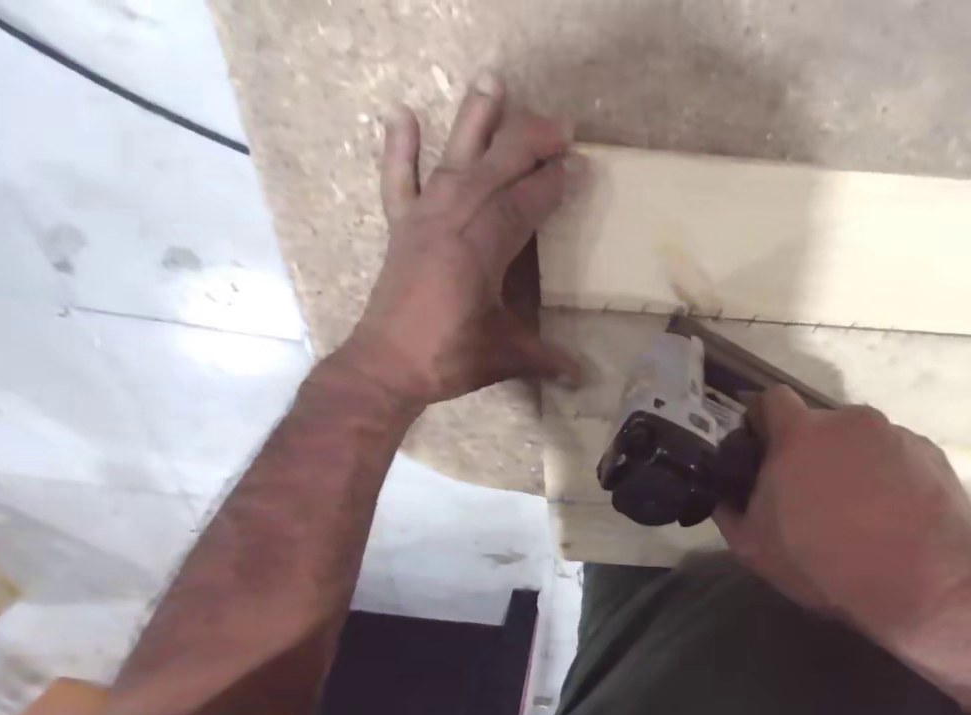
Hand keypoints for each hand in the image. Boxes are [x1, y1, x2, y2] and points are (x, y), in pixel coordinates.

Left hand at [337, 75, 581, 408]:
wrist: (387, 366)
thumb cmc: (449, 359)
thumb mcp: (505, 357)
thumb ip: (546, 359)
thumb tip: (583, 376)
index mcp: (482, 249)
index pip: (523, 203)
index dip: (551, 184)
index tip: (575, 167)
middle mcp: (453, 221)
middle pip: (495, 169)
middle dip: (529, 142)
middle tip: (560, 126)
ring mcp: (423, 220)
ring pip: (454, 161)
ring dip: (475, 121)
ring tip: (493, 82)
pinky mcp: (401, 229)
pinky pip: (398, 182)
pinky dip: (399, 150)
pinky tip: (402, 115)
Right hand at [714, 387, 970, 644]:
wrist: (927, 585)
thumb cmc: (827, 564)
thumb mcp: (756, 549)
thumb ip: (730, 511)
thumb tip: (724, 496)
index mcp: (799, 435)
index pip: (769, 399)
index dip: (759, 421)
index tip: (760, 452)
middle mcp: (847, 421)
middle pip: (816, 425)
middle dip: (807, 452)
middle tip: (808, 497)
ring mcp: (893, 433)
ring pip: (855, 441)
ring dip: (847, 464)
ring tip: (857, 511)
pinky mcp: (929, 451)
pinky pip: (892, 454)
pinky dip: (885, 475)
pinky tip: (890, 515)